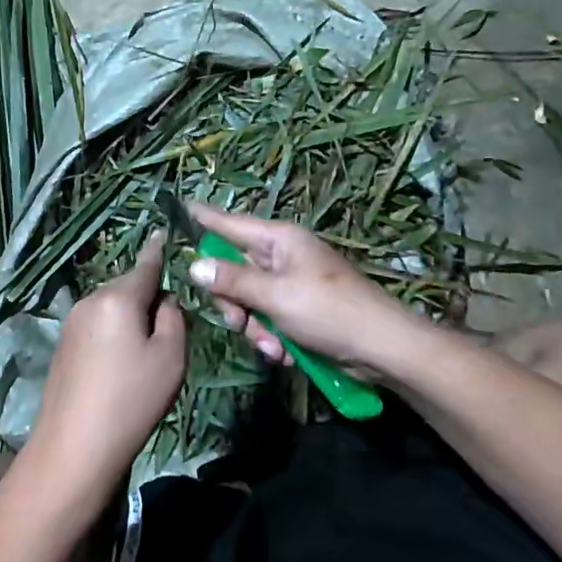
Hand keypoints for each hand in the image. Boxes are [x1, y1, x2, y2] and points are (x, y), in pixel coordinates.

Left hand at [24, 231, 185, 498]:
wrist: (75, 446)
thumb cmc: (132, 399)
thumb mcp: (170, 356)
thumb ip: (173, 317)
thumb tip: (163, 299)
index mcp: (117, 297)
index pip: (145, 264)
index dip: (159, 250)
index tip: (164, 232)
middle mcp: (90, 300)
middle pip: (128, 286)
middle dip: (148, 294)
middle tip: (171, 322)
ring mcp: (71, 322)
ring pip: (112, 306)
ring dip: (131, 315)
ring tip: (147, 350)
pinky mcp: (63, 344)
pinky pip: (97, 324)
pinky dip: (114, 331)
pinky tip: (121, 362)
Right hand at [187, 203, 424, 380]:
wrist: (382, 348)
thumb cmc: (328, 311)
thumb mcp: (275, 296)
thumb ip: (232, 280)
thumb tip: (193, 264)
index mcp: (278, 239)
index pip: (228, 222)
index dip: (203, 217)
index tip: (179, 207)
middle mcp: (281, 256)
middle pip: (232, 269)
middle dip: (232, 301)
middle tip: (238, 322)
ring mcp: (289, 283)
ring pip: (247, 299)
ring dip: (253, 327)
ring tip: (271, 347)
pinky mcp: (297, 309)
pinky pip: (266, 317)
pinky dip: (270, 337)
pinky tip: (283, 353)